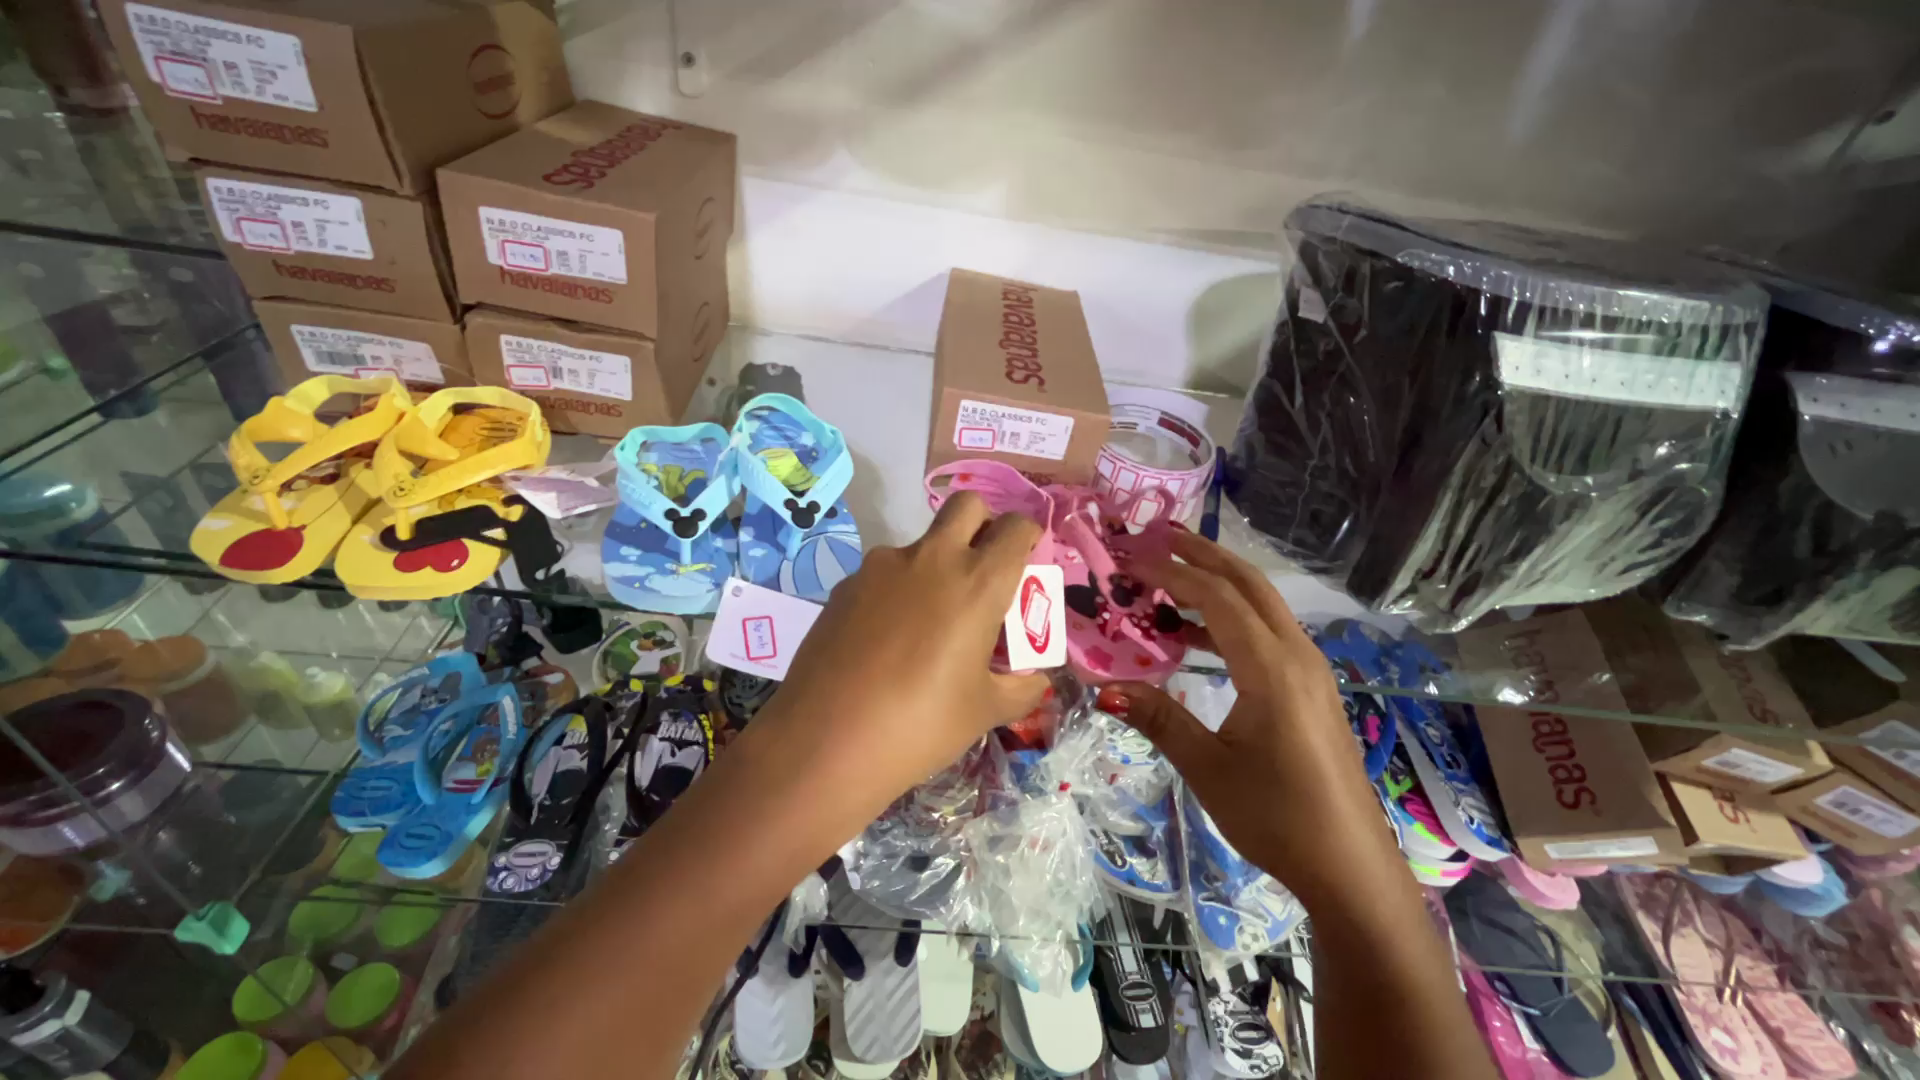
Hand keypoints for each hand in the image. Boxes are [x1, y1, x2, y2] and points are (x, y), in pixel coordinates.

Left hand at [758, 492, 1051, 792]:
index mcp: (978, 582)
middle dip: (983, 524)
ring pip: (920, 544)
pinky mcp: (844, 586)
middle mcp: (932, 559)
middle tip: (983, 571)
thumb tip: (1036, 679)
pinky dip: (897, 593)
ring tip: (928, 625)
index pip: (1016, 528)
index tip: (1026, 564)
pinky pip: (883, 576)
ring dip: (935, 565)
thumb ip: (1021, 687)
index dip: (1028, 538)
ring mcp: (881, 568)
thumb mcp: (985, 711)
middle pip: (967, 506)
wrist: (825, 741)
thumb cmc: (921, 724)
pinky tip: (885, 642)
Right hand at [1095, 531, 1398, 909]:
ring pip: (1261, 604)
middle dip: (1200, 556)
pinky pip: (1268, 632)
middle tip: (1154, 538)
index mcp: (1271, 668)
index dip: (1169, 572)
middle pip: (1248, 584)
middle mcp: (1296, 655)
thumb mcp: (1207, 768)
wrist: (1348, 865)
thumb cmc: (1275, 817)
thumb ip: (1159, 718)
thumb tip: (1104, 688)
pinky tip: (1196, 637)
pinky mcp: (1312, 688)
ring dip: (1217, 583)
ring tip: (1167, 577)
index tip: (1128, 557)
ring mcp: (1310, 670)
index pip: (1215, 597)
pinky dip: (1231, 618)